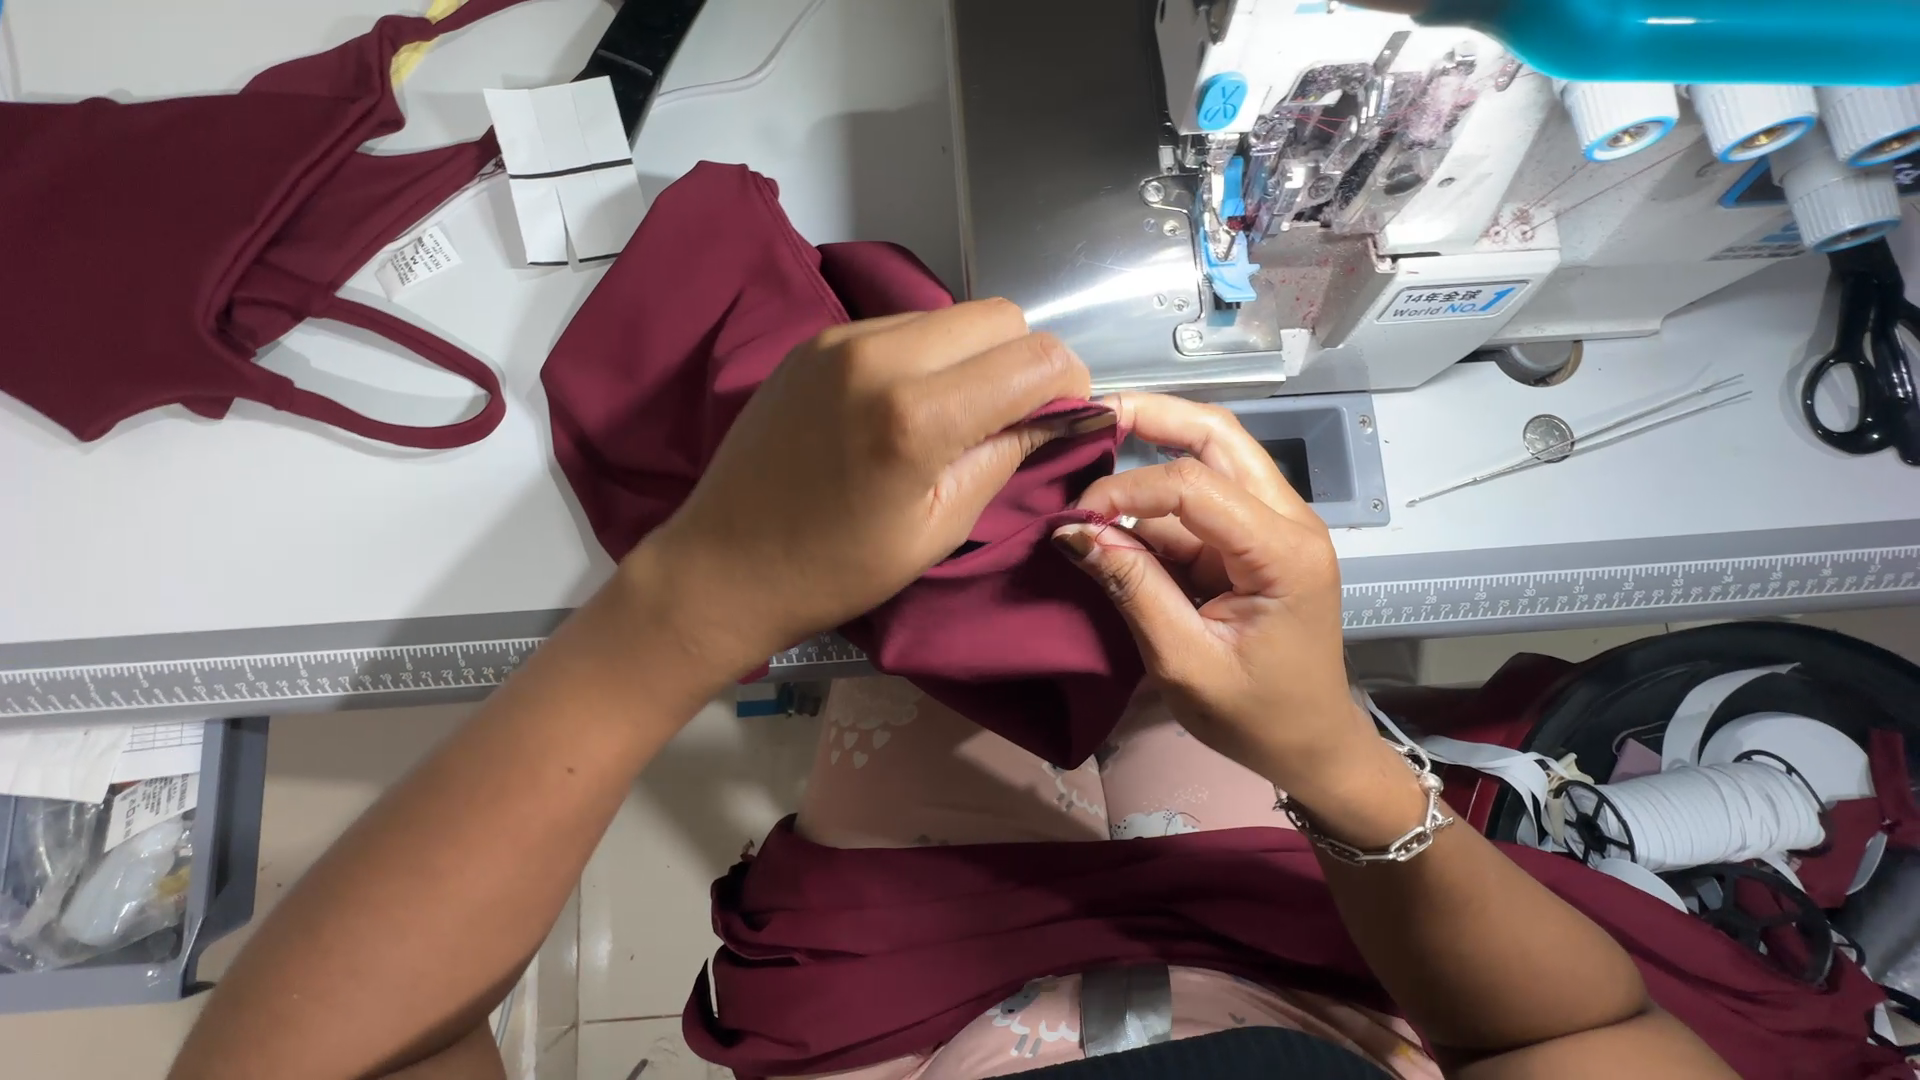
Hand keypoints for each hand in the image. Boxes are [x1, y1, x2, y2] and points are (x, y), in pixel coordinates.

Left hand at [640, 299, 1091, 671]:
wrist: (724, 566)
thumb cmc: (836, 570)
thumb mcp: (939, 526)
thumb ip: (1005, 455)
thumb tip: (1059, 416)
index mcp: (918, 415)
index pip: (1035, 359)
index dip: (1068, 386)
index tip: (1064, 419)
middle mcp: (881, 355)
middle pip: (1000, 317)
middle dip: (1024, 362)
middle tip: (1013, 417)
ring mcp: (841, 339)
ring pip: (951, 315)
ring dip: (975, 356)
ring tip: (957, 414)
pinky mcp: (816, 340)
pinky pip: (902, 326)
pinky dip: (929, 355)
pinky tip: (908, 404)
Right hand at [1050, 394, 1379, 797]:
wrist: (1309, 743)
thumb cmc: (1254, 716)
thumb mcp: (1183, 662)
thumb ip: (1132, 588)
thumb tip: (1074, 531)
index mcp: (1283, 553)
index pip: (1195, 485)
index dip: (1126, 490)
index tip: (1075, 519)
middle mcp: (1288, 519)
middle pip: (1217, 436)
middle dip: (1151, 417)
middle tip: (1090, 416)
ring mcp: (1274, 523)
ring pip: (1209, 459)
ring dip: (1146, 463)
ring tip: (1088, 483)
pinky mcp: (1253, 538)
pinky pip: (1199, 502)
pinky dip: (1153, 507)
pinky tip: (1114, 522)